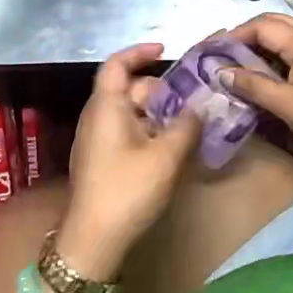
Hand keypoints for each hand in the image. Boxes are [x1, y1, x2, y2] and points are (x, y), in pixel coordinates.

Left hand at [59, 43, 199, 281]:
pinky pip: (128, 132)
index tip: (166, 50)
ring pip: (131, 112)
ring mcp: (98, 140)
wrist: (93, 242)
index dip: (139, 52)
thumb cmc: (127, 190)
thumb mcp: (166, 155)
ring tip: (189, 122)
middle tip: (192, 99)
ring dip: (159, 113)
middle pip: (130, 89)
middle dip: (161, 90)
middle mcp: (98, 117)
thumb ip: (187, 125)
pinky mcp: (102, 160)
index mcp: (106, 107)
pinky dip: (150, 130)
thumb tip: (199, 107)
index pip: (117, 64)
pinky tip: (172, 146)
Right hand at [220, 14, 292, 166]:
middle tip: (221, 58)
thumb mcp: (290, 106)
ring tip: (238, 67)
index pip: (260, 25)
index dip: (232, 36)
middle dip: (245, 37)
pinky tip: (266, 76)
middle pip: (273, 24)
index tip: (209, 53)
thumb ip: (254, 86)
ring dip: (261, 46)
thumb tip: (220, 71)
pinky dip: (278, 55)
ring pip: (286, 34)